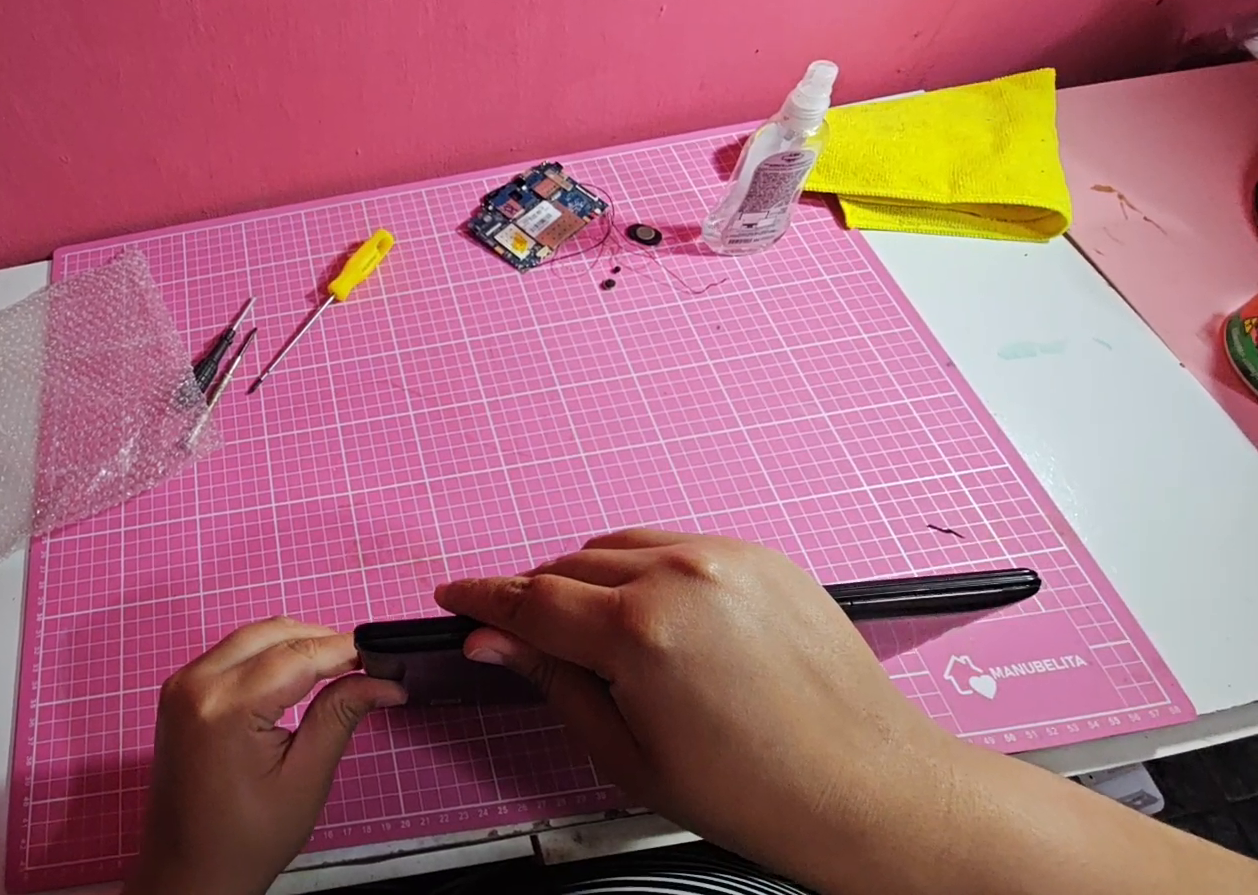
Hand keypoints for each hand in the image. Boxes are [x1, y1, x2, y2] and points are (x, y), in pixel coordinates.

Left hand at [125, 617, 406, 894]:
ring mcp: (182, 682)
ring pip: (251, 635)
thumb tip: (380, 683)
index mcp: (225, 709)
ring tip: (334, 665)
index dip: (342, 650)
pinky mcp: (179, 688)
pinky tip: (293, 671)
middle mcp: (196, 683)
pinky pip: (231, 651)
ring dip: (293, 642)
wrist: (185, 877)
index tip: (377, 658)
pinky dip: (266, 652)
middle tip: (360, 662)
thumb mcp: (304, 782)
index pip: (296, 656)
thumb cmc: (242, 843)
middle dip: (319, 640)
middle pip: (272, 634)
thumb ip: (339, 718)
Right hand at [434, 529, 964, 890]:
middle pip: (566, 567)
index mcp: (642, 633)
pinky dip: (640, 569)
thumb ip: (550, 680)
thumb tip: (494, 641)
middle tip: (549, 647)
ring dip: (590, 581)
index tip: (457, 595)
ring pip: (610, 546)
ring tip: (612, 638)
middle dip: (543, 602)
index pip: (530, 601)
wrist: (879, 793)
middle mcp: (678, 576)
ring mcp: (720, 556)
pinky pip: (664, 542)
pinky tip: (658, 614)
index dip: (483, 598)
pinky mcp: (753, 552)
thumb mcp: (627, 753)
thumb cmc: (759, 793)